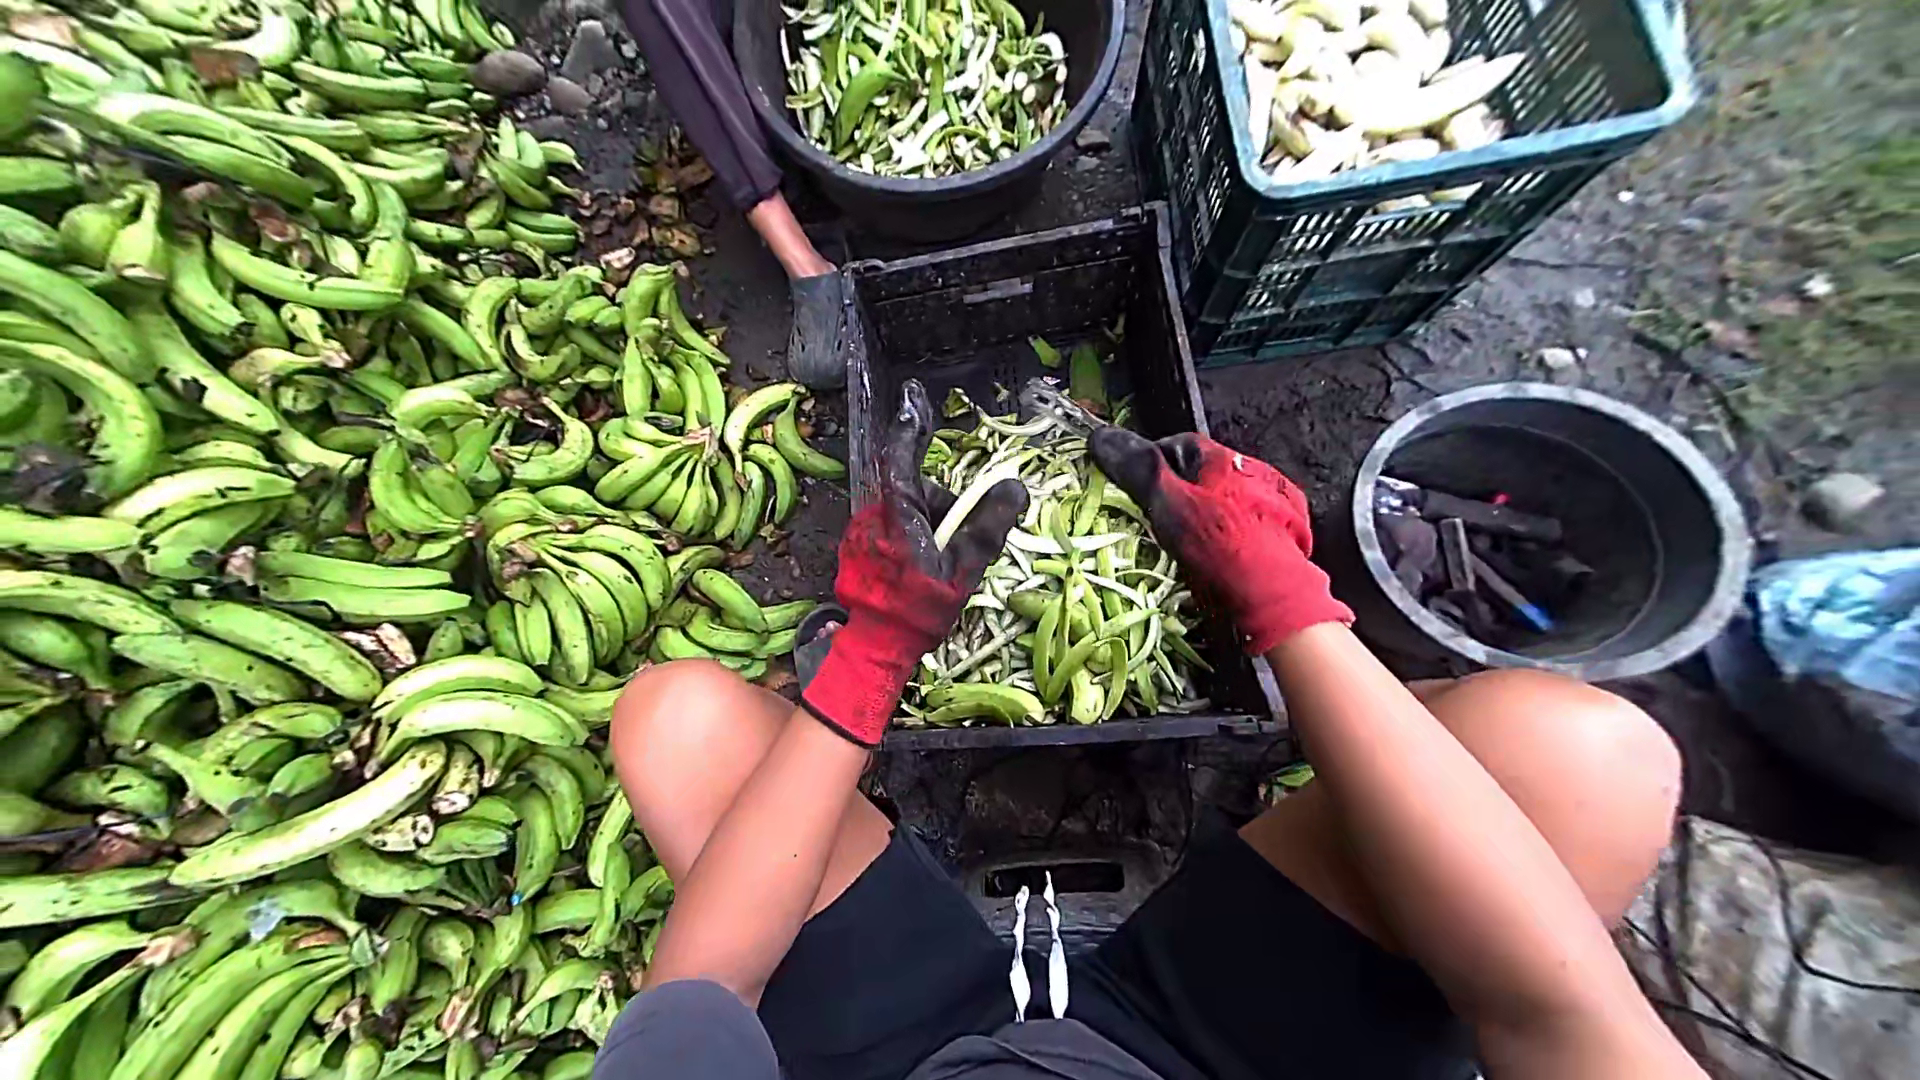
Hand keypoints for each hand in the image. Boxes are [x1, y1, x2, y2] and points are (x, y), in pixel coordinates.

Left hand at [801, 380, 1026, 746]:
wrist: (876, 647)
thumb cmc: (918, 610)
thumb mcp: (963, 570)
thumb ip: (987, 527)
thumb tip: (1013, 489)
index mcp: (897, 512)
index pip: (902, 456)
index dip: (912, 425)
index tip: (916, 398)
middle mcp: (873, 514)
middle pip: (916, 490)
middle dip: (943, 509)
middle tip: (957, 545)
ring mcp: (863, 530)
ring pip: (908, 511)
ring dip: (930, 527)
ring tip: (941, 565)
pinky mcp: (860, 545)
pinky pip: (894, 526)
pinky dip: (914, 537)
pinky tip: (920, 570)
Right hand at [1090, 429, 1350, 653]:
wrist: (1275, 592)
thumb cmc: (1217, 543)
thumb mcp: (1168, 503)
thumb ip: (1137, 469)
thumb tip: (1101, 436)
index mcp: (1221, 457)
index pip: (1174, 446)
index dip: (1147, 466)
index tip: (1132, 492)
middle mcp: (1252, 470)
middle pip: (1198, 476)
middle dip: (1176, 494)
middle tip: (1156, 523)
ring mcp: (1274, 501)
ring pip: (1221, 501)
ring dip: (1202, 517)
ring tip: (1185, 545)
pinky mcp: (1286, 532)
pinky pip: (1245, 525)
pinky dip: (1227, 536)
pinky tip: (1217, 557)